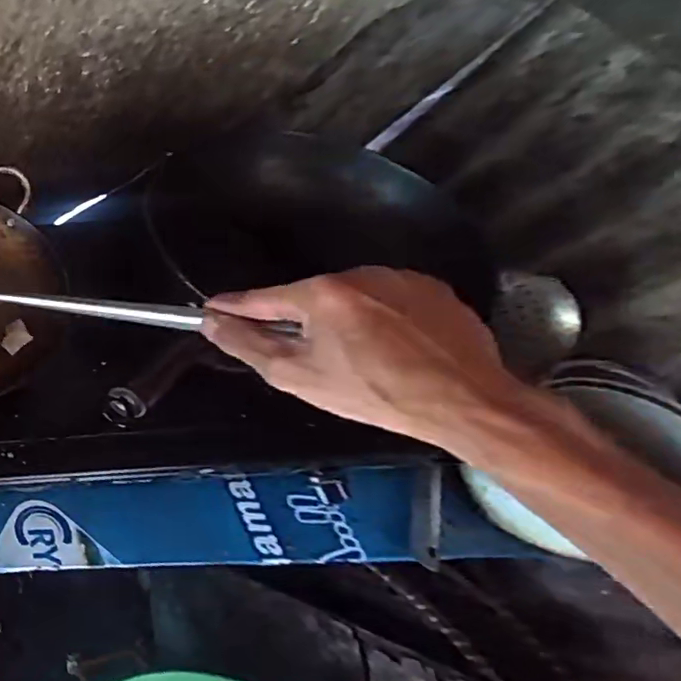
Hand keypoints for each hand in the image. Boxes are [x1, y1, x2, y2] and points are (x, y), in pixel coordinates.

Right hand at [200, 267, 532, 449]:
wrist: (470, 405)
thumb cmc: (374, 393)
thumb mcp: (293, 375)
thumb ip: (244, 344)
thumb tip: (212, 321)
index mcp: (320, 293)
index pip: (259, 298)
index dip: (230, 308)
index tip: (210, 310)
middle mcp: (358, 275)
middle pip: (303, 298)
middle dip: (293, 321)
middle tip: (298, 355)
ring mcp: (399, 280)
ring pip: (344, 298)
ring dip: (334, 319)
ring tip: (349, 354)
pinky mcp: (433, 290)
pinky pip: (382, 299)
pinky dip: (373, 317)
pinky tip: (384, 347)